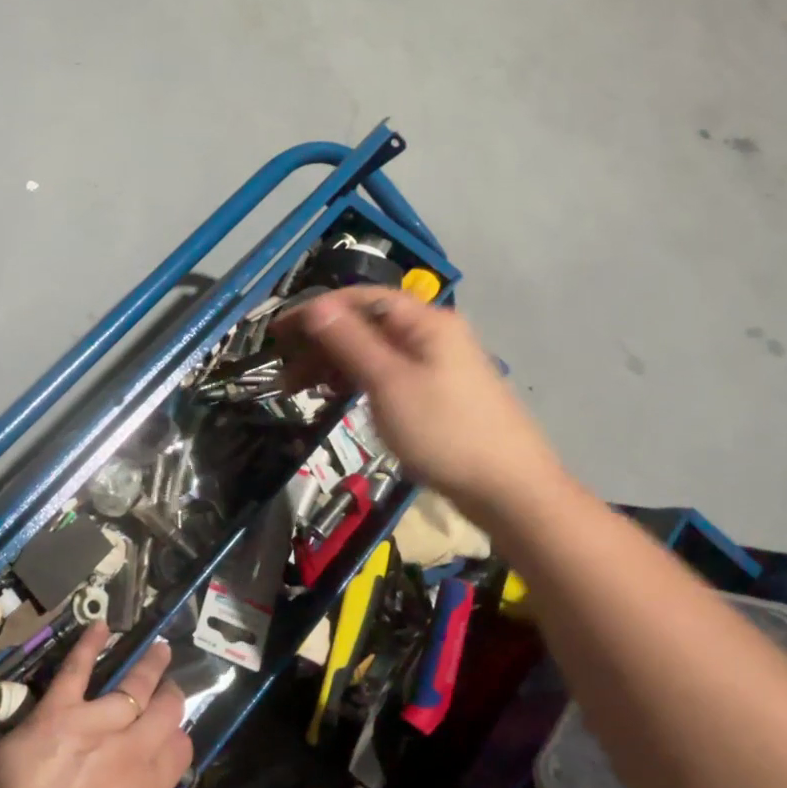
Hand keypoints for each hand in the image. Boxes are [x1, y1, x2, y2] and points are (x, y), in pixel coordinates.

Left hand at [0, 624, 191, 787]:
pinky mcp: (54, 713)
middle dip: (171, 695)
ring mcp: (92, 729)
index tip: (177, 727)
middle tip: (172, 684)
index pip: (180, 752)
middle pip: (164, 714)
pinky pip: (77, 670)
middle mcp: (127, 757)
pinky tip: (101, 626)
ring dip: (148, 665)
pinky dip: (89, 645)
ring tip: (158, 650)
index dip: (179, 735)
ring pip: (132, 687)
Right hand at [272, 287, 563, 507]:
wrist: (510, 490)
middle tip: (283, 370)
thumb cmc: (444, 431)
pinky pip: (385, 373)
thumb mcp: (388, 383)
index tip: (276, 333)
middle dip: (320, 341)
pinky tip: (335, 398)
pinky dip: (355, 380)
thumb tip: (315, 306)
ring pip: (373, 351)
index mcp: (425, 322)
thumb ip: (349, 341)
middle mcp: (431, 334)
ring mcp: (436, 364)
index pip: (359, 298)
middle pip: (365, 324)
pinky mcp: (435, 393)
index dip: (314, 310)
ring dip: (333, 363)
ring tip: (299, 389)